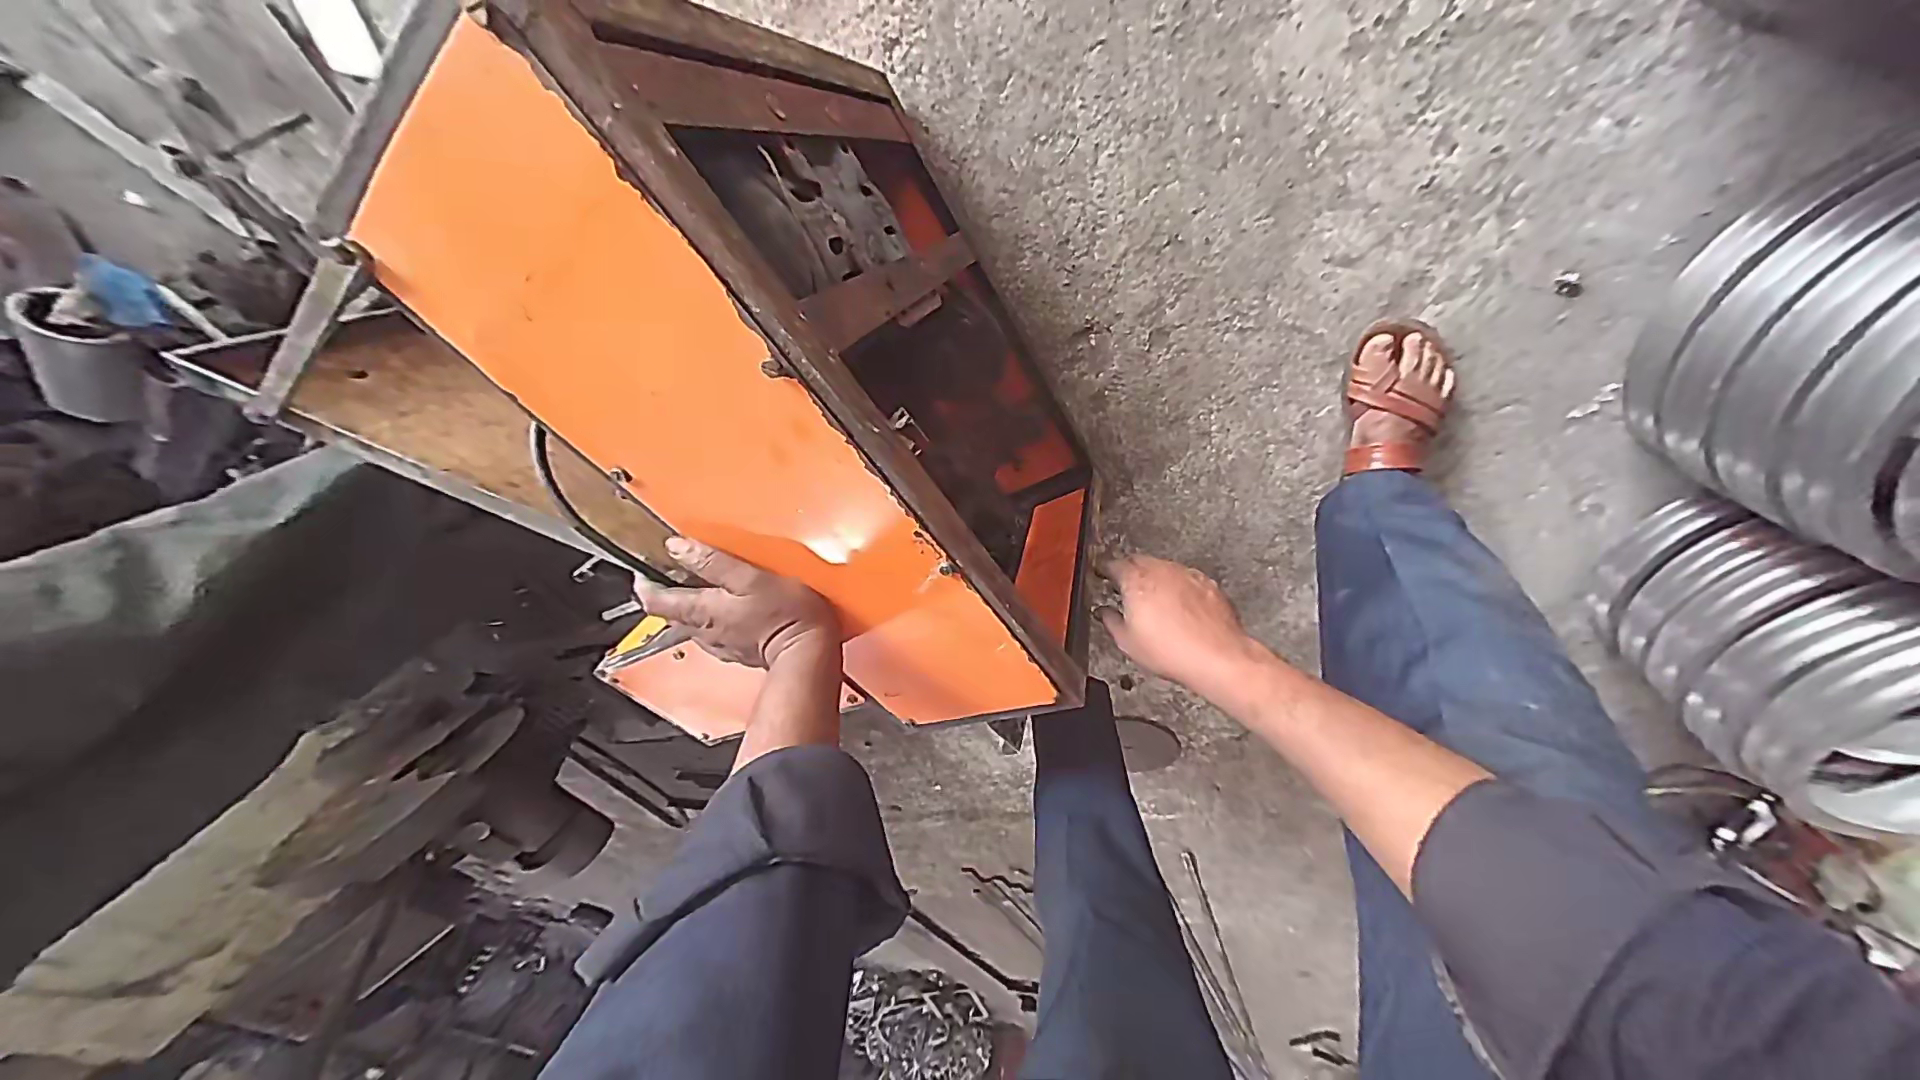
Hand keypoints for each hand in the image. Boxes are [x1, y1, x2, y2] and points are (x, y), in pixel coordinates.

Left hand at [634, 538, 840, 668]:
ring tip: (712, 586)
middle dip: (672, 590)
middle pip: (671, 612)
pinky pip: (717, 632)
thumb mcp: (750, 576)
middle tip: (681, 570)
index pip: (652, 601)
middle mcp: (703, 631)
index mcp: (700, 611)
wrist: (809, 651)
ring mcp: (721, 643)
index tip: (645, 568)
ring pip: (694, 623)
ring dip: (696, 605)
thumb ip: (712, 561)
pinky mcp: (739, 650)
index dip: (644, 583)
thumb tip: (679, 546)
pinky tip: (736, 608)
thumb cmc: (785, 614)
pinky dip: (718, 618)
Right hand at [1100, 554, 1263, 696]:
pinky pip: (1185, 579)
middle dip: (1129, 570)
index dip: (1105, 569)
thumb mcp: (1127, 641)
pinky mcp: (1207, 584)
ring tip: (1152, 601)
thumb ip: (1110, 620)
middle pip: (1139, 560)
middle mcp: (1161, 571)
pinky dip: (1177, 587)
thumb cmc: (1172, 650)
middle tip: (1124, 586)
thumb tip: (1105, 614)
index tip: (1102, 573)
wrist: (1217, 657)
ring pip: (1163, 568)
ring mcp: (1187, 575)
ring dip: (1154, 578)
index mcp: (1136, 580)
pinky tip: (1178, 607)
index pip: (1114, 564)